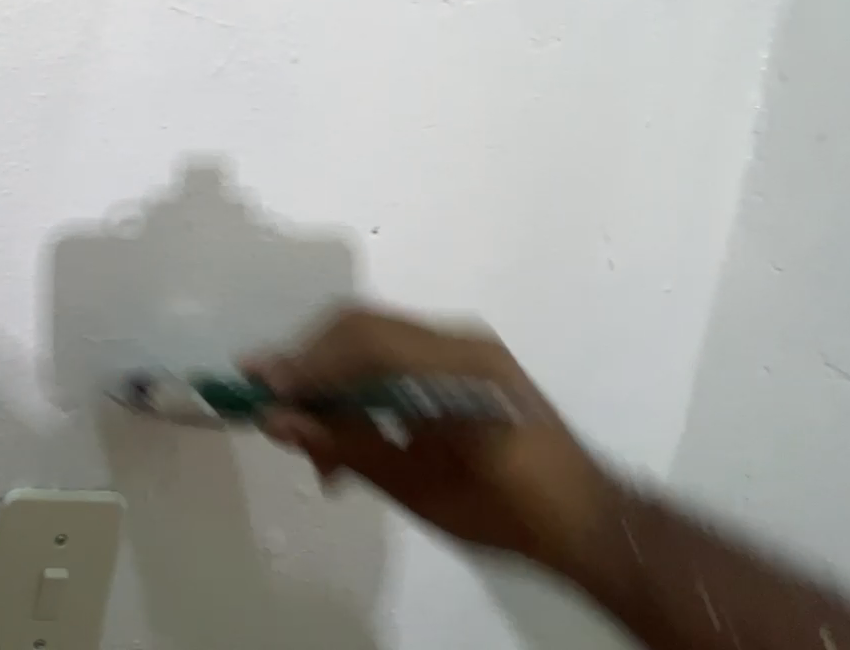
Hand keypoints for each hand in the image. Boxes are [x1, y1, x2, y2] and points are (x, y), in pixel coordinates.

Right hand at [244, 306, 615, 571]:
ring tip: (305, 425)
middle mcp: (457, 339)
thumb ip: (342, 445)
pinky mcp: (456, 356)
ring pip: (367, 337)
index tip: (261, 386)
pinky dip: (354, 378)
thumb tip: (274, 419)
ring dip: (327, 373)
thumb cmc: (506, 513)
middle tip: (272, 403)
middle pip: (359, 328)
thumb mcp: (416, 488)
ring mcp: (459, 343)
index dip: (306, 359)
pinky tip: (343, 420)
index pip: (364, 341)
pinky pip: (388, 351)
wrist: (589, 521)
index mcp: (458, 368)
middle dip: (308, 363)